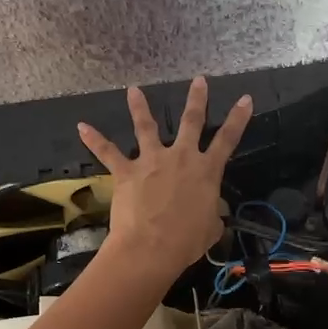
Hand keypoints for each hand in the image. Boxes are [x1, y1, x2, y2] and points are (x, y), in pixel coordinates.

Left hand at [77, 77, 252, 267]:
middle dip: (197, 99)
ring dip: (139, 107)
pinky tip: (82, 127)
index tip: (245, 99)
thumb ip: (213, 214)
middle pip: (191, 121)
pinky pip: (107, 153)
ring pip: (146, 127)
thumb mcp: (212, 228)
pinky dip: (94, 140)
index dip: (238, 118)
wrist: (151, 247)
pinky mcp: (126, 172)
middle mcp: (181, 158)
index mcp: (207, 171)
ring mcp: (152, 161)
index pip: (228, 139)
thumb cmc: (187, 241)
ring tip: (134, 90)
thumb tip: (212, 212)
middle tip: (199, 80)